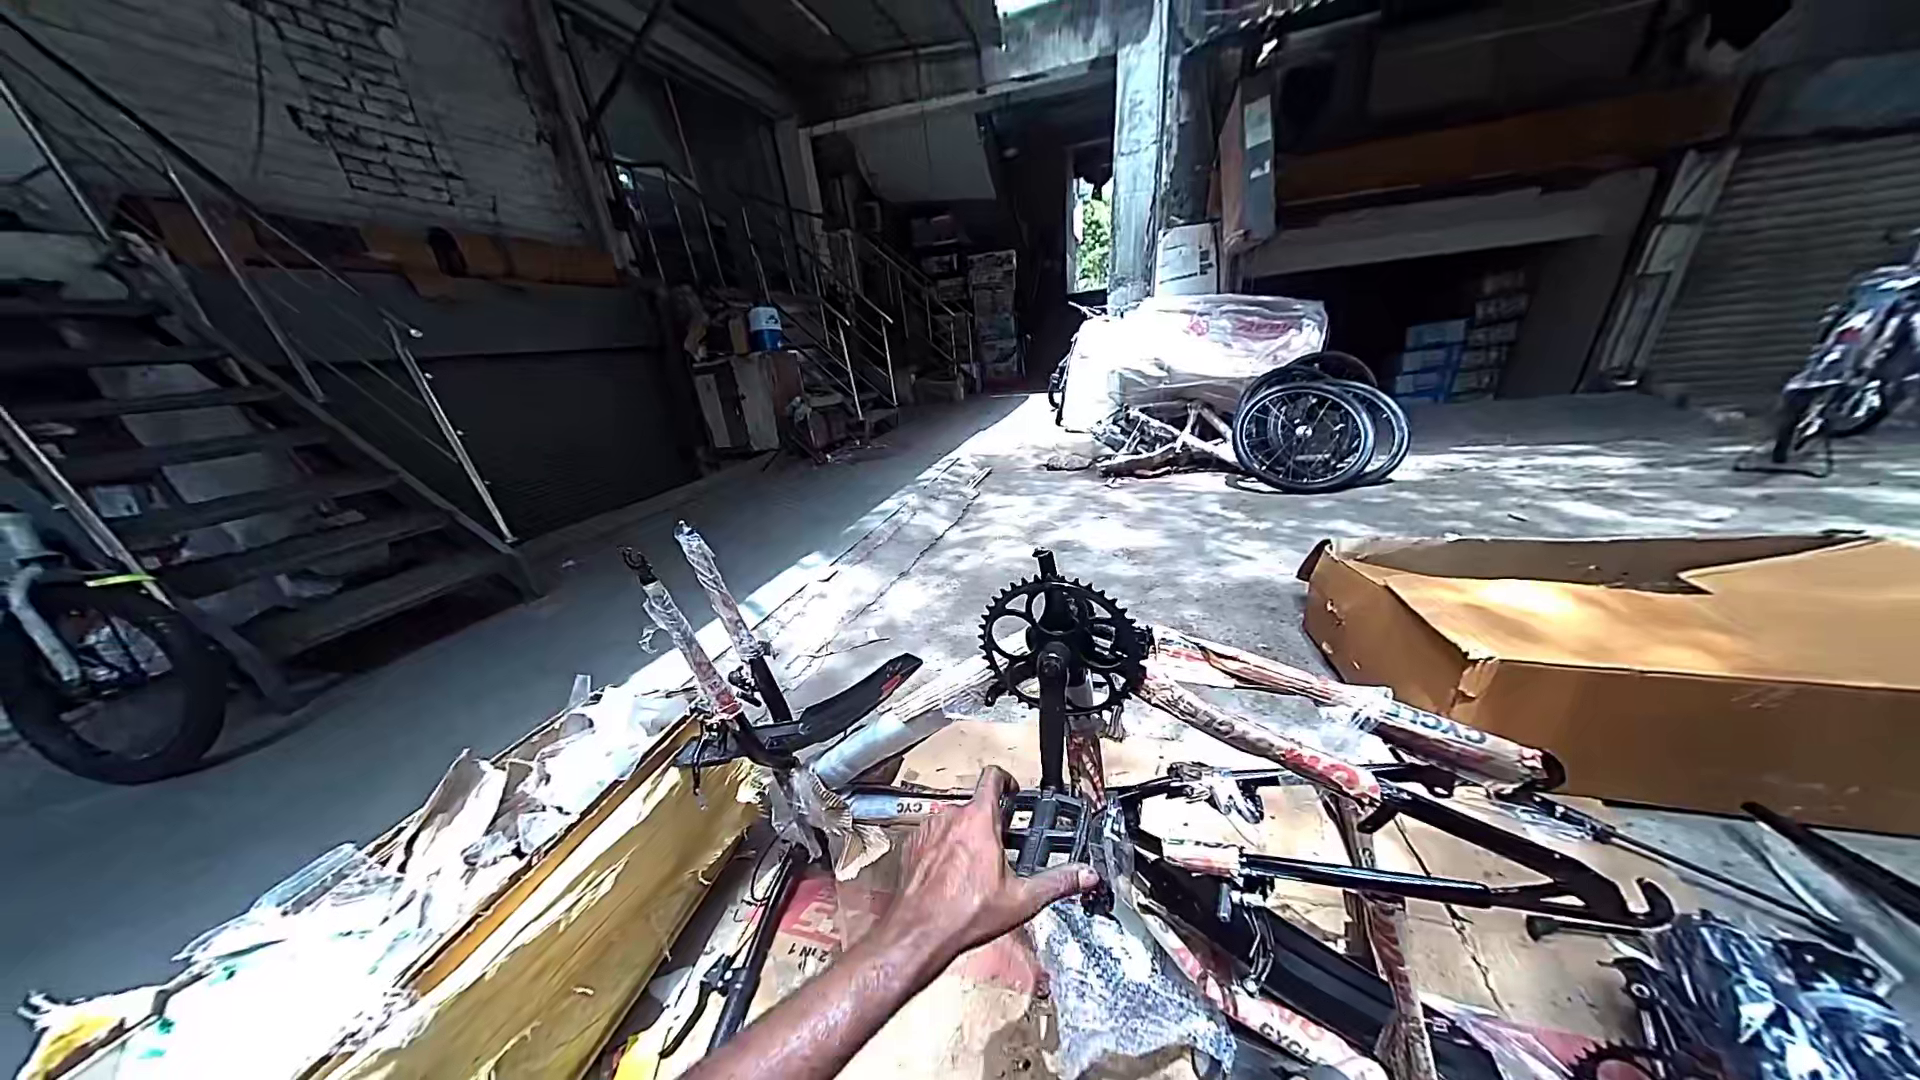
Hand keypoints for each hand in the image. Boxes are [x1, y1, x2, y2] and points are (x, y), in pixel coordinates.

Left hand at [877, 766, 1097, 966]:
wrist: (920, 932)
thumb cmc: (964, 914)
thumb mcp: (1022, 899)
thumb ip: (1057, 881)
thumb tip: (1084, 874)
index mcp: (979, 820)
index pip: (993, 777)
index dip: (1007, 780)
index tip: (1013, 791)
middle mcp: (951, 817)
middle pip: (976, 805)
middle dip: (989, 822)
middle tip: (1000, 846)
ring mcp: (929, 828)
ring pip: (954, 821)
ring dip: (965, 835)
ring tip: (975, 865)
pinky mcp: (914, 844)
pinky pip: (934, 836)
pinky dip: (944, 848)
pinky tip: (951, 874)